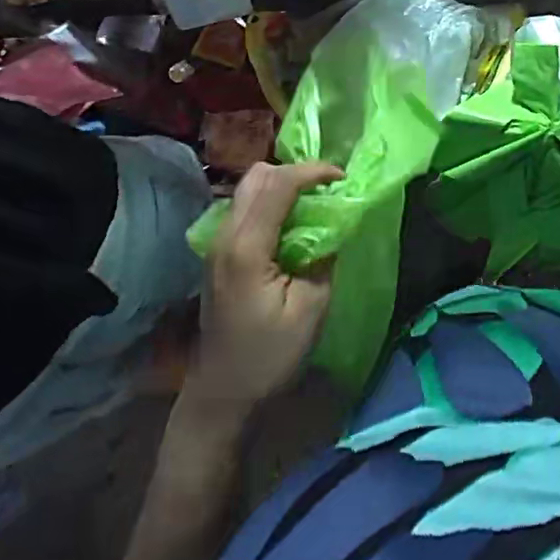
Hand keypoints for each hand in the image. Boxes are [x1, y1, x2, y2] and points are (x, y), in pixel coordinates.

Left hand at [187, 162, 342, 412]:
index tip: (341, 177)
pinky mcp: (219, 249)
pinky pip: (245, 205)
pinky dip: (271, 199)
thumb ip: (324, 259)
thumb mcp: (310, 310)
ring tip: (313, 200)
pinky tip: (291, 219)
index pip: (278, 185)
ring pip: (248, 187)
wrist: (222, 388)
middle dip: (296, 172)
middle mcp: (226, 234)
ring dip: (282, 183)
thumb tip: (334, 225)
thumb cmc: (268, 355)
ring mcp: (218, 240)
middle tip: (328, 188)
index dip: (312, 172)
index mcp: (247, 247)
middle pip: (258, 176)